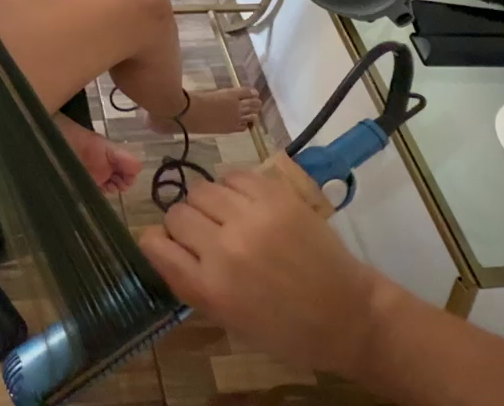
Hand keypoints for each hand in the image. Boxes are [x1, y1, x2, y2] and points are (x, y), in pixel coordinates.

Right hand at [137, 153, 392, 381]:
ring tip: (226, 215)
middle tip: (206, 234)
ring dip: (207, 203)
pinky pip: (232, 174)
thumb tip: (160, 244)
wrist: (349, 315)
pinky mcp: (275, 196)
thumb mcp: (228, 319)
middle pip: (176, 213)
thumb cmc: (286, 329)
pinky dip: (231, 186)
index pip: (153, 243)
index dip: (157, 241)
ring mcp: (252, 218)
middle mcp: (225, 248)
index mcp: (211, 288)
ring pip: (200, 189)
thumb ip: (190, 281)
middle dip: (185, 224)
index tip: (170, 245)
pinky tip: (244, 202)